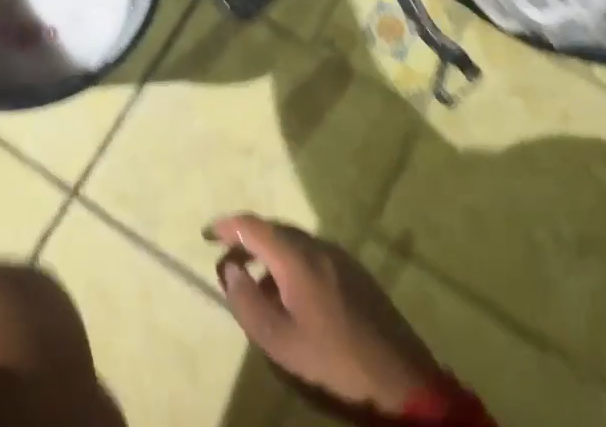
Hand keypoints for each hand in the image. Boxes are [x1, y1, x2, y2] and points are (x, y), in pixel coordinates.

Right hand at [207, 213, 440, 415]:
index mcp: (297, 259)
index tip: (206, 236)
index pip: (253, 226)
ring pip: (295, 243)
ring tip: (256, 288)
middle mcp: (319, 247)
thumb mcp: (278, 340)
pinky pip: (313, 255)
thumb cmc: (332, 360)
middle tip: (228, 266)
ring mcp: (341, 258)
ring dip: (270, 255)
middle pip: (275, 230)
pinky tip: (290, 297)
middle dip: (247, 241)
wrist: (399, 378)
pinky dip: (291, 264)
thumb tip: (231, 270)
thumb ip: (246, 302)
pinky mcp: (356, 274)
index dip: (226, 227)